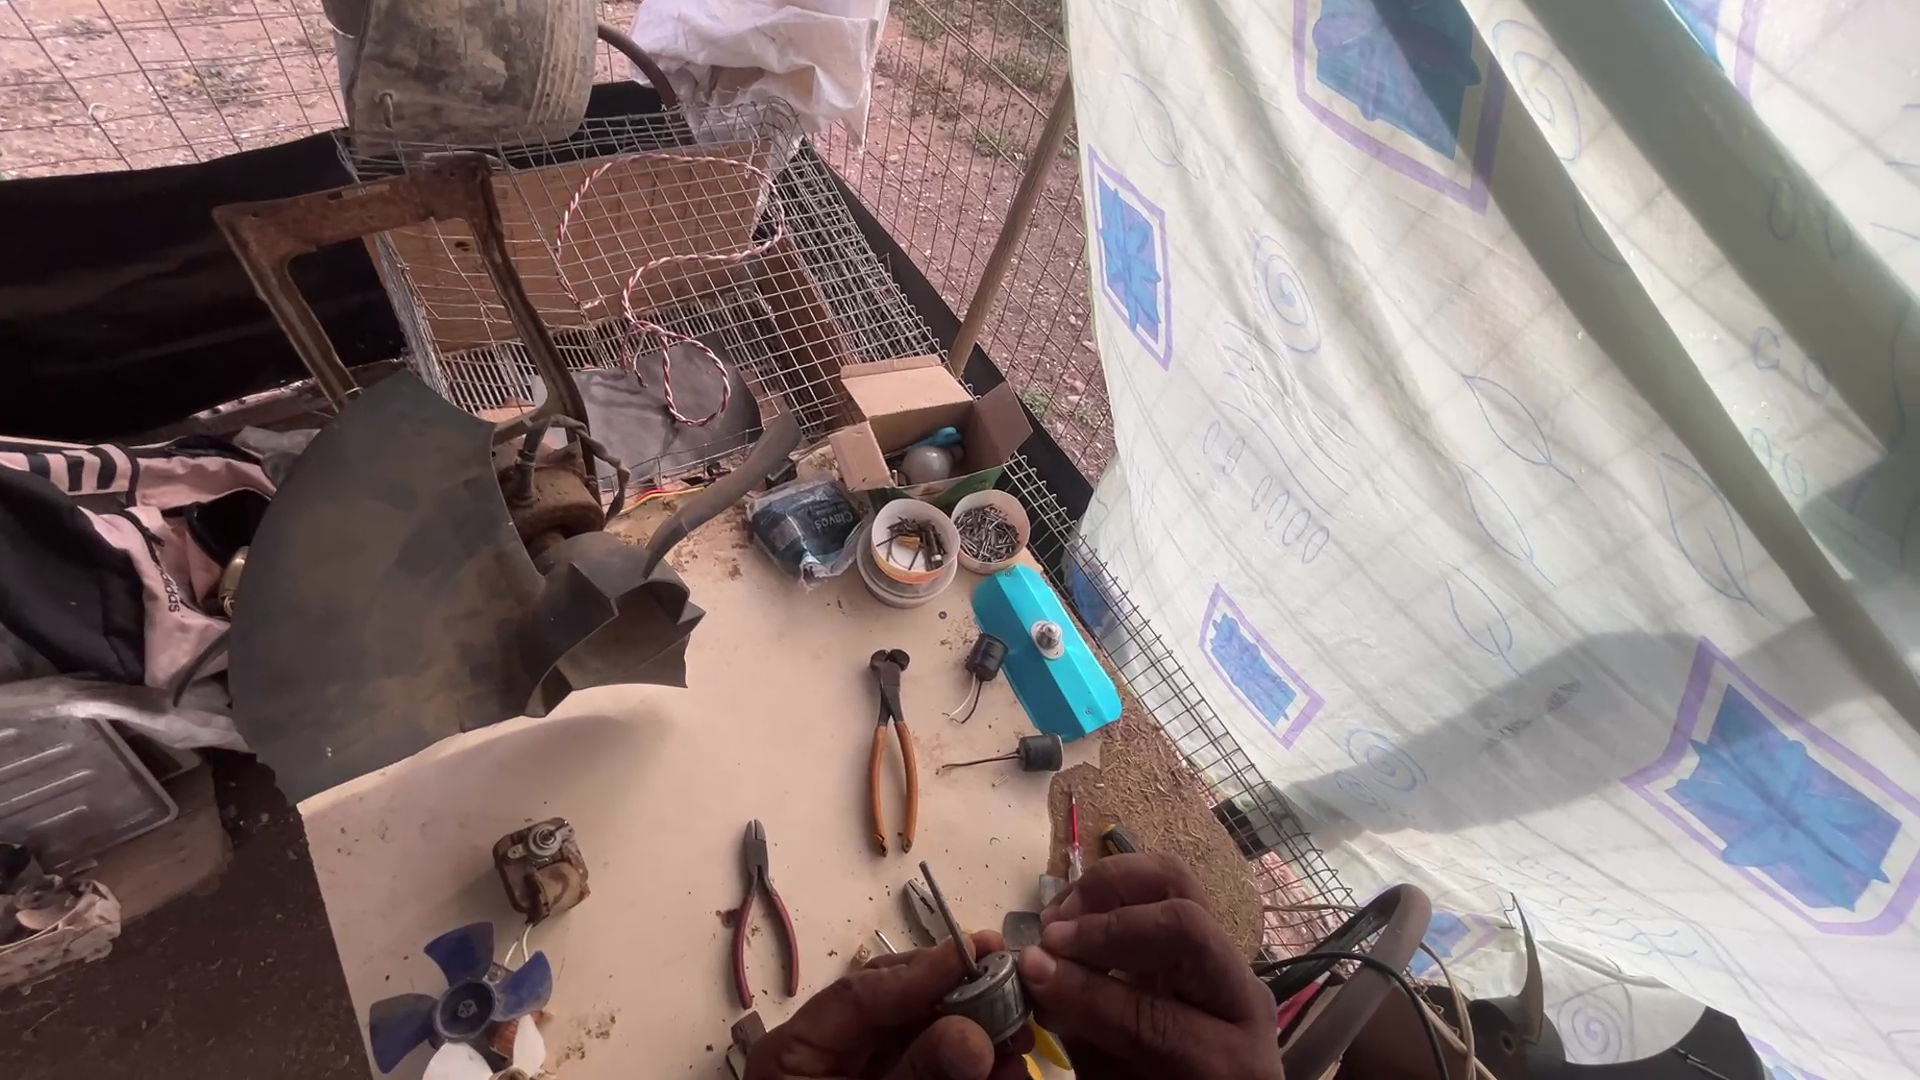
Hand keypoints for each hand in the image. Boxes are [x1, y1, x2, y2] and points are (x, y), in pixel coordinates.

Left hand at [745, 930, 1035, 1079]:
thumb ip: (913, 1079)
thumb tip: (973, 1035)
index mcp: (798, 1054)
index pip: (860, 994)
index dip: (920, 970)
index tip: (974, 950)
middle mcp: (836, 1057)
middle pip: (901, 1008)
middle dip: (959, 997)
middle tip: (1011, 983)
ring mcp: (872, 1078)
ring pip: (929, 1038)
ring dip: (977, 1032)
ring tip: (1019, 1034)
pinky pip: (942, 1074)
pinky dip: (975, 1071)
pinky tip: (1008, 1069)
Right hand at [1016, 853, 1281, 1079]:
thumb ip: (1081, 1033)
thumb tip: (1036, 969)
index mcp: (1230, 1063)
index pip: (1155, 1013)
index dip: (1086, 989)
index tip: (1033, 967)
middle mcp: (1241, 995)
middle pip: (1184, 918)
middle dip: (1105, 917)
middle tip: (1052, 934)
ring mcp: (1226, 956)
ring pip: (1175, 881)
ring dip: (1104, 888)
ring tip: (1057, 918)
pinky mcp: (1202, 933)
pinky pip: (1160, 889)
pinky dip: (1110, 890)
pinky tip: (1074, 916)